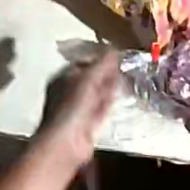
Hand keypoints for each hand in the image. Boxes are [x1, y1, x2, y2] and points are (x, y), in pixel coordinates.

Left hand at [35, 52, 120, 167]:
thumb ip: (101, 65)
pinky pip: (101, 106)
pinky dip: (109, 99)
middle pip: (90, 77)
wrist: (68, 141)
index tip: (115, 54)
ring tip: (126, 75)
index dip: (98, 57)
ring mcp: (79, 107)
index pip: (82, 62)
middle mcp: (69, 90)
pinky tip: (119, 93)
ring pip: (96, 91)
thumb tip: (113, 48)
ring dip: (109, 84)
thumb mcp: (87, 80)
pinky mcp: (89, 122)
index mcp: (63, 77)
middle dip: (105, 71)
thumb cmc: (73, 106)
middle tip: (124, 64)